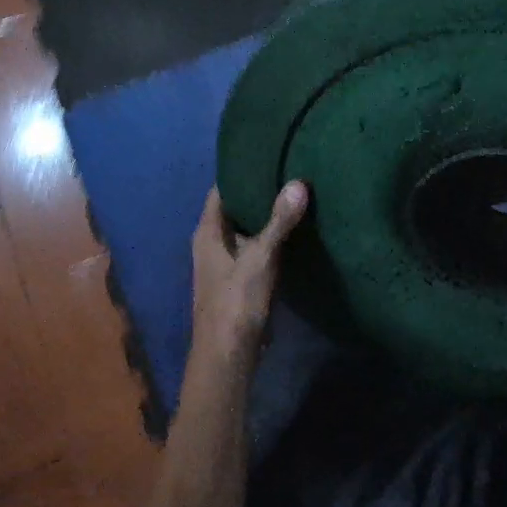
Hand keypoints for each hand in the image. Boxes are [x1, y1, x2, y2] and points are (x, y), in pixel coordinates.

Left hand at [191, 180, 307, 350]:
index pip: (221, 190)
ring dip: (268, 213)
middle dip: (260, 189)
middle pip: (236, 207)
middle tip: (291, 167)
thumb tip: (298, 183)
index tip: (268, 152)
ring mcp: (227, 262)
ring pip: (248, 227)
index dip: (241, 170)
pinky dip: (273, 235)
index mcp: (207, 233)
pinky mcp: (242, 278)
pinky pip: (258, 246)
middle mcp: (213, 243)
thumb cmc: (235, 302)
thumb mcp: (259, 258)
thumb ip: (279, 222)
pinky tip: (298, 227)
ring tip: (299, 190)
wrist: (228, 355)